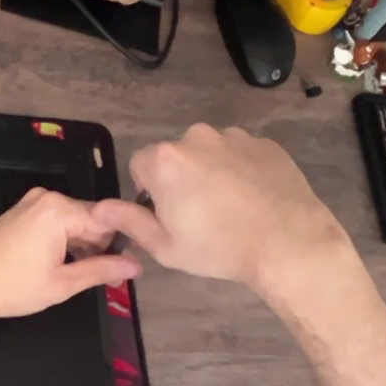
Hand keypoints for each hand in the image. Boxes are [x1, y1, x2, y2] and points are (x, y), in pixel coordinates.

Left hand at [0, 188, 141, 320]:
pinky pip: (54, 224)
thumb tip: (134, 266)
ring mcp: (31, 203)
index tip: (126, 268)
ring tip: (81, 277)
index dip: (119, 245)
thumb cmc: (11, 287)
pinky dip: (64, 243)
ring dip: (81, 248)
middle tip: (105, 280)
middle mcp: (47, 198)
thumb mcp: (62, 283)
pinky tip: (62, 266)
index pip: (107, 220)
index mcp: (59, 210)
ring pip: (73, 223)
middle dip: (99, 248)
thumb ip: (101, 270)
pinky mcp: (21, 213)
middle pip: (90, 220)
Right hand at [92, 124, 356, 292]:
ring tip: (226, 211)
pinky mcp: (264, 143)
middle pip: (174, 157)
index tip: (164, 215)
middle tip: (195, 217)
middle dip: (178, 180)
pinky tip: (249, 202)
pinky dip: (238, 173)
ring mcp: (234, 137)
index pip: (139, 165)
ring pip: (208, 154)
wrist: (285, 241)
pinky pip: (239, 155)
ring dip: (208, 175)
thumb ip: (129, 221)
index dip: (147, 192)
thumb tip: (100, 208)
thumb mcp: (164, 246)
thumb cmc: (217, 248)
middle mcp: (197, 137)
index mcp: (166, 160)